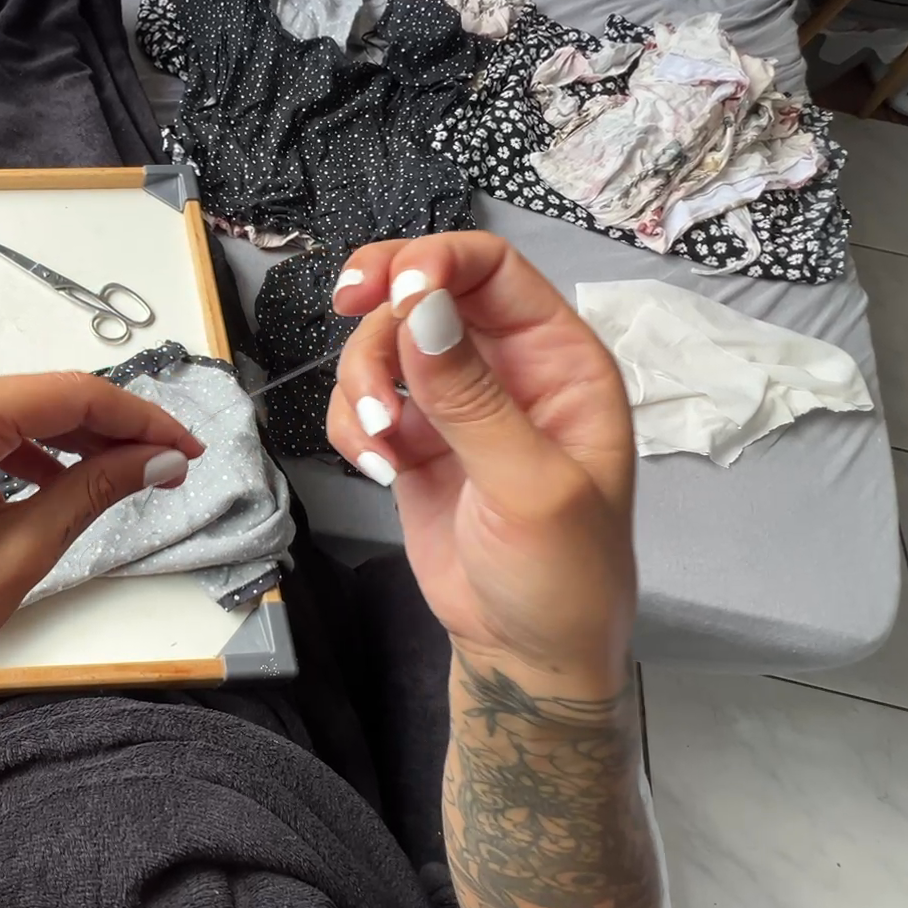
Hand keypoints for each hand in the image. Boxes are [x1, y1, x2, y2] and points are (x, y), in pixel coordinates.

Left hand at [0, 373, 203, 765]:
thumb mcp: (23, 550)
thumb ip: (95, 489)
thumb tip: (163, 459)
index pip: (67, 395)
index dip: (138, 417)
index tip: (188, 446)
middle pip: (40, 399)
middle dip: (108, 430)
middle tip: (166, 465)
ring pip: (13, 415)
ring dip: (71, 441)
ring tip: (125, 475)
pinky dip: (27, 454)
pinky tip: (63, 480)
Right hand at [326, 232, 636, 682]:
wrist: (518, 644)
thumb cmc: (559, 572)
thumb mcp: (527, 485)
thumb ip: (472, 397)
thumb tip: (418, 310)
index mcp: (555, 359)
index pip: (490, 269)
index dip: (432, 263)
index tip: (380, 295)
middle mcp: (498, 368)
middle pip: (415, 301)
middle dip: (377, 337)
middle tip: (366, 383)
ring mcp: (447, 403)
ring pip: (375, 353)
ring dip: (358, 392)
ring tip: (377, 450)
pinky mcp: (406, 438)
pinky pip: (356, 405)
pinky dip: (348, 429)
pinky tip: (374, 470)